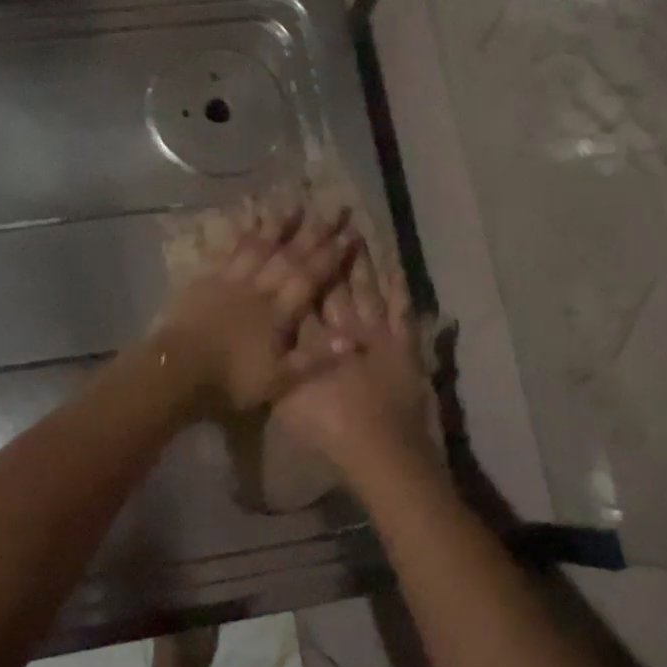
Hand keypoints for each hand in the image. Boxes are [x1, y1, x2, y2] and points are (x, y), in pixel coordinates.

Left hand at [151, 204, 357, 411]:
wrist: (176, 370)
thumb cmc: (230, 381)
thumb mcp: (278, 380)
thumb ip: (315, 359)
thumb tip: (353, 339)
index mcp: (278, 313)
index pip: (311, 277)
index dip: (332, 255)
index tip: (350, 232)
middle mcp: (257, 289)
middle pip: (289, 256)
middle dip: (313, 232)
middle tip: (333, 207)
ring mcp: (227, 281)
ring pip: (257, 247)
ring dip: (277, 226)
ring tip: (294, 205)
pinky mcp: (201, 281)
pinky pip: (225, 252)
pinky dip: (238, 236)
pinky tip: (246, 223)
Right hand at [274, 253, 431, 464]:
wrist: (375, 446)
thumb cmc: (325, 427)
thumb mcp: (285, 399)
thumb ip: (277, 369)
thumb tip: (262, 345)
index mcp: (311, 339)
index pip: (303, 295)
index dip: (299, 266)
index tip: (295, 238)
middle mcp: (342, 327)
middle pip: (335, 284)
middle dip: (330, 253)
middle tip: (328, 220)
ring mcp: (376, 334)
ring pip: (367, 290)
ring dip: (362, 263)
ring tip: (358, 233)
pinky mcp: (404, 347)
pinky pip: (402, 312)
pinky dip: (399, 291)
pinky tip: (396, 270)